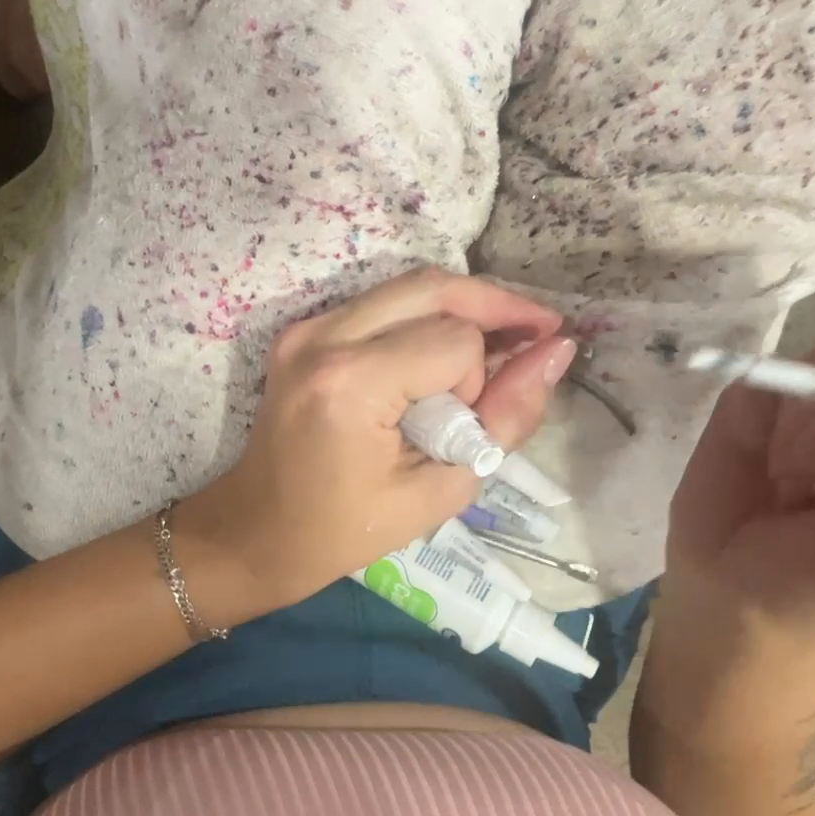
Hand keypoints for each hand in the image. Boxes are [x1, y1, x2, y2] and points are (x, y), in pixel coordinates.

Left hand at [176, 267, 575, 609]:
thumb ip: (506, 418)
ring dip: (458, 311)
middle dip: (492, 308)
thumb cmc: (346, 528)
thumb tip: (557, 352)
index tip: (466, 420)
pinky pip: (378, 303)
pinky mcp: (300, 331)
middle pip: (433, 286)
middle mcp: (322, 337)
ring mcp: (305, 328)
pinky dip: (419, 318)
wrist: (257, 529)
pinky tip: (438, 355)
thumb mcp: (440, 488)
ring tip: (490, 354)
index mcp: (351, 383)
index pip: (454, 338)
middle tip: (533, 339)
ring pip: (407, 286)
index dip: (479, 375)